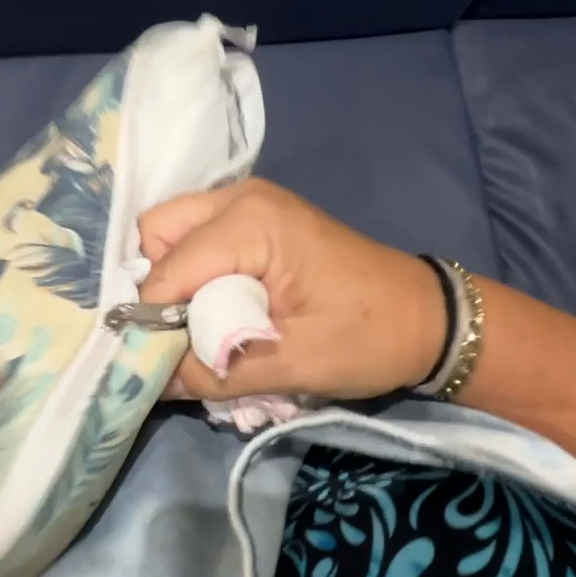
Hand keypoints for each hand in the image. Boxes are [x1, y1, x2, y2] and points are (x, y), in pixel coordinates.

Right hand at [137, 179, 448, 402]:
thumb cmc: (366, 336)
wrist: (426, 315)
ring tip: (206, 323)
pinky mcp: (257, 214)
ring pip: (174, 230)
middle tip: (184, 335)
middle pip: (158, 232)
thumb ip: (215, 369)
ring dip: (177, 278)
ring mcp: (249, 199)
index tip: (156, 364)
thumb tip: (149, 380)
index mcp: (251, 223)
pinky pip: (200, 234)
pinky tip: (223, 305)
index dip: (153, 320)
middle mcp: (240, 196)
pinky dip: (197, 269)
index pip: (168, 269)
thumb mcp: (291, 363)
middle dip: (160, 287)